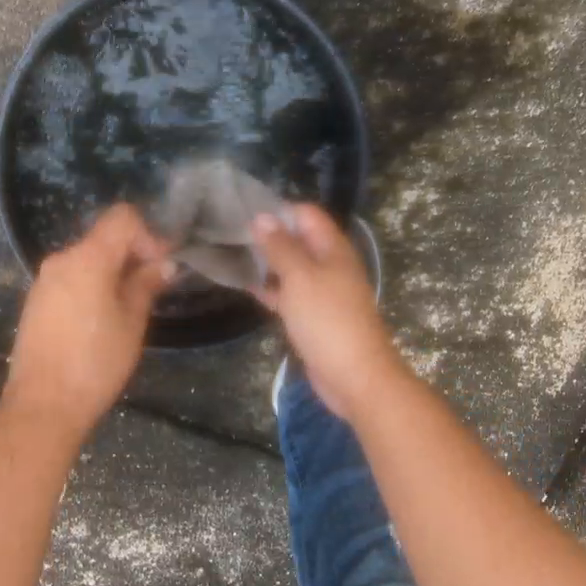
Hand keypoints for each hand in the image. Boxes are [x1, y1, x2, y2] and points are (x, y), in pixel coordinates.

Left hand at [6, 204, 173, 438]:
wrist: (43, 405)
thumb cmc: (95, 362)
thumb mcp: (131, 323)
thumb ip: (146, 285)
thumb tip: (164, 264)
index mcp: (88, 258)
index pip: (122, 218)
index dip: (148, 234)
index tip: (162, 265)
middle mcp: (61, 260)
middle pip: (104, 238)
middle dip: (133, 255)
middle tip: (153, 287)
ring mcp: (44, 280)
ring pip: (87, 259)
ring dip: (113, 272)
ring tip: (130, 308)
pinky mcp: (36, 301)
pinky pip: (71, 279)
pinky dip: (92, 285)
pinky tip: (102, 319)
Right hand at [251, 205, 408, 421]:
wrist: (355, 376)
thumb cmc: (328, 320)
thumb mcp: (300, 277)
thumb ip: (281, 247)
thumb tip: (262, 217)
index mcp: (333, 248)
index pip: (306, 214)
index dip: (278, 210)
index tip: (244, 212)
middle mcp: (330, 265)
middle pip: (299, 240)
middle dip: (269, 236)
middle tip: (230, 234)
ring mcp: (323, 291)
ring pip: (292, 268)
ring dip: (268, 263)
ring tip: (231, 255)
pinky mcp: (315, 316)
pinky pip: (290, 294)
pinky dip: (272, 289)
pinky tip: (247, 287)